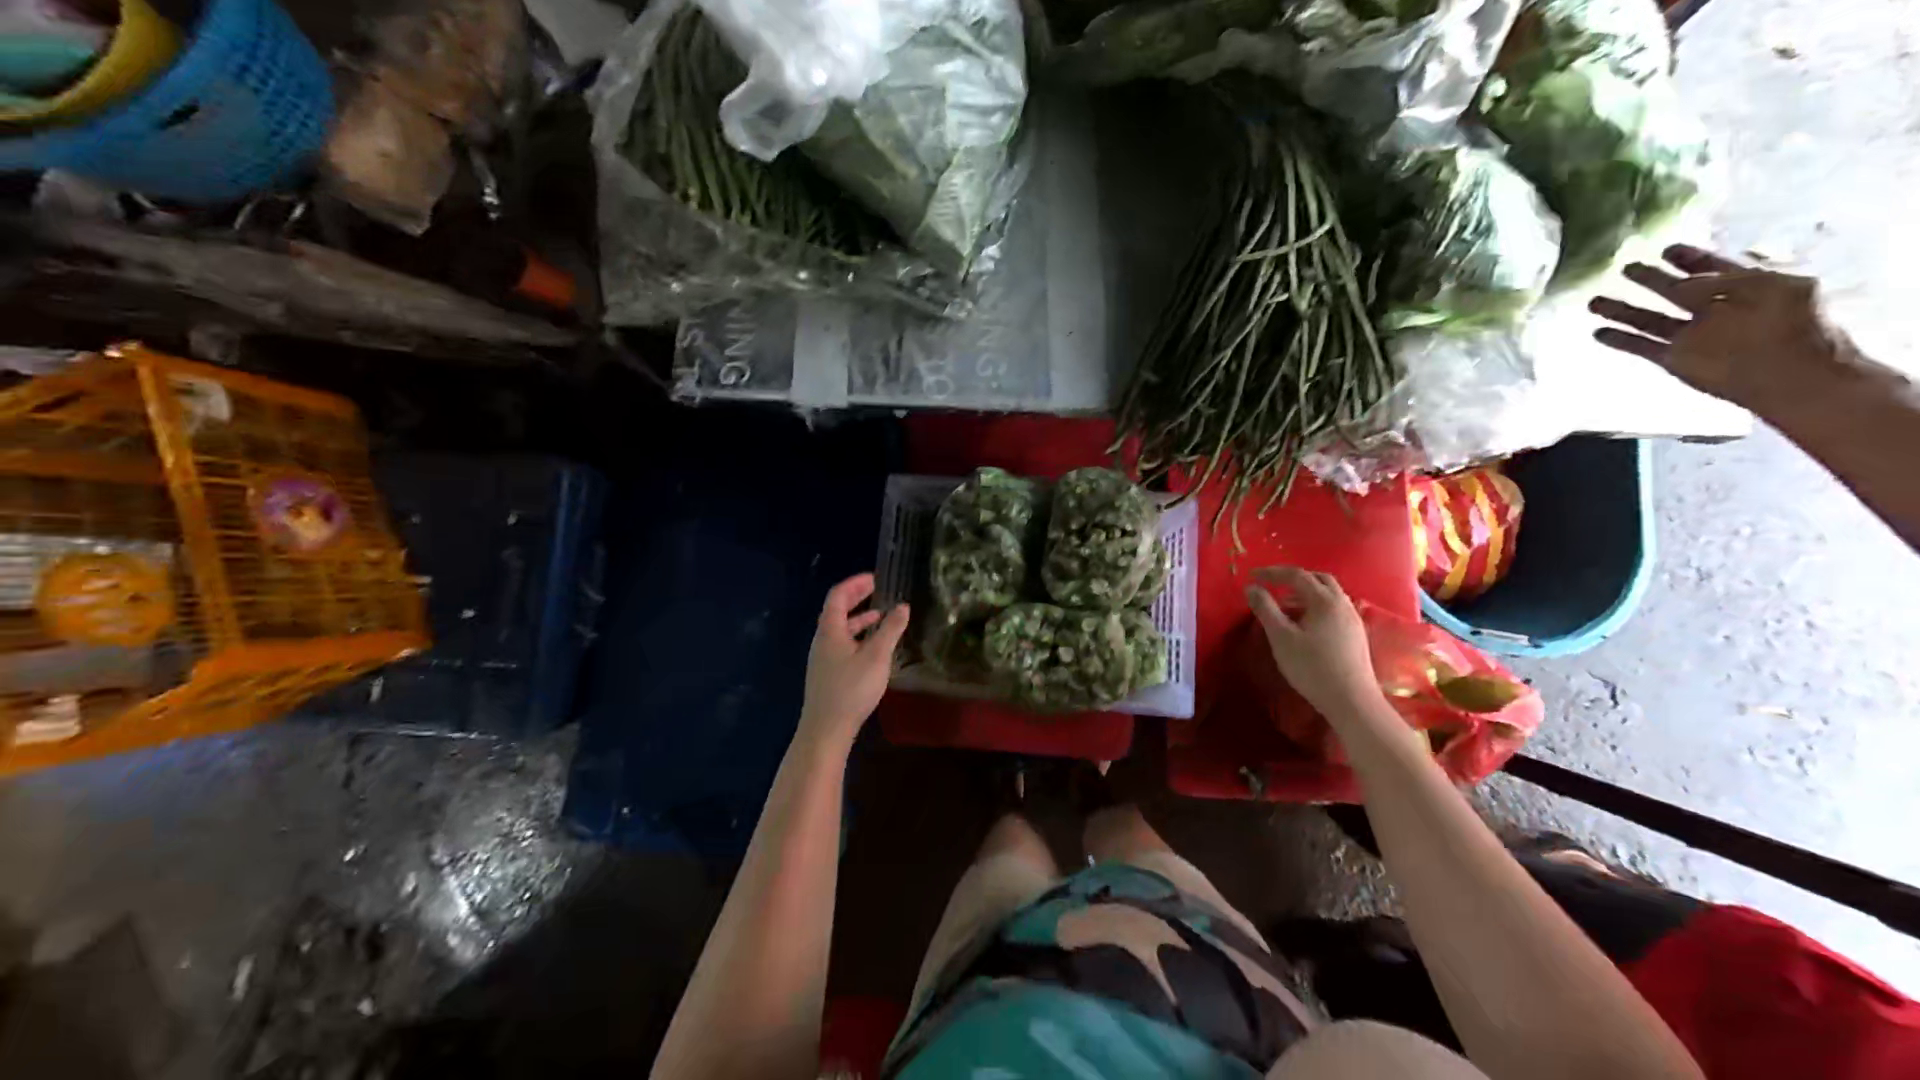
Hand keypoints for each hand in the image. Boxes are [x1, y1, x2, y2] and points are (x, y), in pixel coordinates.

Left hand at [800, 573, 909, 745]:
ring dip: (858, 619)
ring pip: (839, 629)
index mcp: (830, 630)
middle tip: (877, 590)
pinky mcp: (826, 674)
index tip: (875, 578)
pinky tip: (872, 649)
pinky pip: (841, 644)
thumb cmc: (851, 689)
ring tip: (880, 617)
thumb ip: (890, 629)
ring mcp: (822, 658)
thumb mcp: (876, 656)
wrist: (826, 729)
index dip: (855, 584)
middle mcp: (822, 640)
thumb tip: (903, 606)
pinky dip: (856, 636)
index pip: (838, 596)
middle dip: (857, 598)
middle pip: (836, 610)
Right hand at [1244, 567, 1381, 721]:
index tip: (1252, 576)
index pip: (1296, 575)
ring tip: (1285, 606)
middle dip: (1293, 578)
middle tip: (1272, 586)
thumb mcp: (1281, 637)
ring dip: (1305, 592)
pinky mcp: (1356, 634)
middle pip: (1318, 579)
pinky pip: (1334, 608)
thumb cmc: (1312, 667)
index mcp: (1324, 600)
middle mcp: (1342, 603)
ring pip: (1329, 594)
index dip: (1272, 572)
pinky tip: (1305, 623)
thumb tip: (1251, 587)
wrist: (1351, 700)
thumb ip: (1265, 609)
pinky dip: (1316, 605)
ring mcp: (1353, 619)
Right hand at [1589, 245, 1853, 410]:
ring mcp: (1692, 336)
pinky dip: (1619, 341)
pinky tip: (1599, 333)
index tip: (1667, 249)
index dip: (1689, 258)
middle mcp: (1714, 311)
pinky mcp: (1675, 359)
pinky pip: (1640, 347)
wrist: (1792, 374)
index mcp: (1746, 289)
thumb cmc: (1796, 326)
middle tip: (1626, 267)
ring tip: (1594, 301)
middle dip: (1650, 279)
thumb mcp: (1770, 289)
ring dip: (1621, 311)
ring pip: (1648, 320)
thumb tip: (1680, 284)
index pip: (1711, 269)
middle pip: (1672, 292)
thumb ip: (1724, 282)